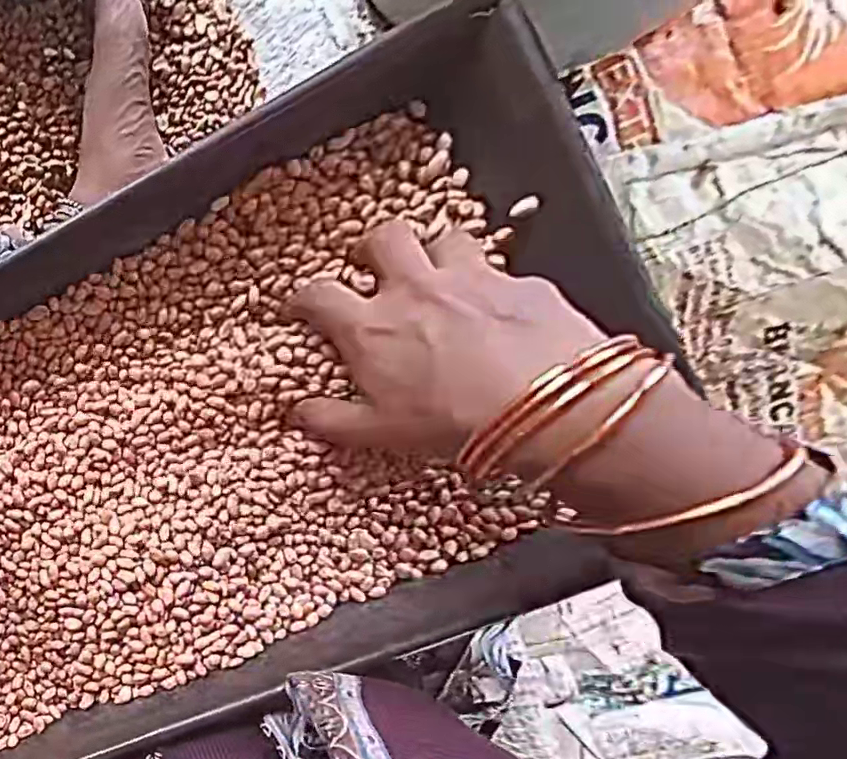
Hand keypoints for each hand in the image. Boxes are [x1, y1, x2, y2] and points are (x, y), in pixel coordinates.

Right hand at [284, 219, 605, 458]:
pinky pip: (498, 268)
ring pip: (445, 238)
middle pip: (384, 238)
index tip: (299, 305)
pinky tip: (492, 307)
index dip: (302, 297)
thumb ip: (330, 419)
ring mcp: (471, 278)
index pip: (319, 294)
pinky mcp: (522, 282)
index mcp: (370, 327)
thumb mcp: (376, 431)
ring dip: (434, 253)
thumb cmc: (451, 420)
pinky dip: (487, 281)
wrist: (547, 407)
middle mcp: (414, 290)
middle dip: (372, 247)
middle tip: (371, 265)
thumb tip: (300, 412)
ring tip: (436, 277)